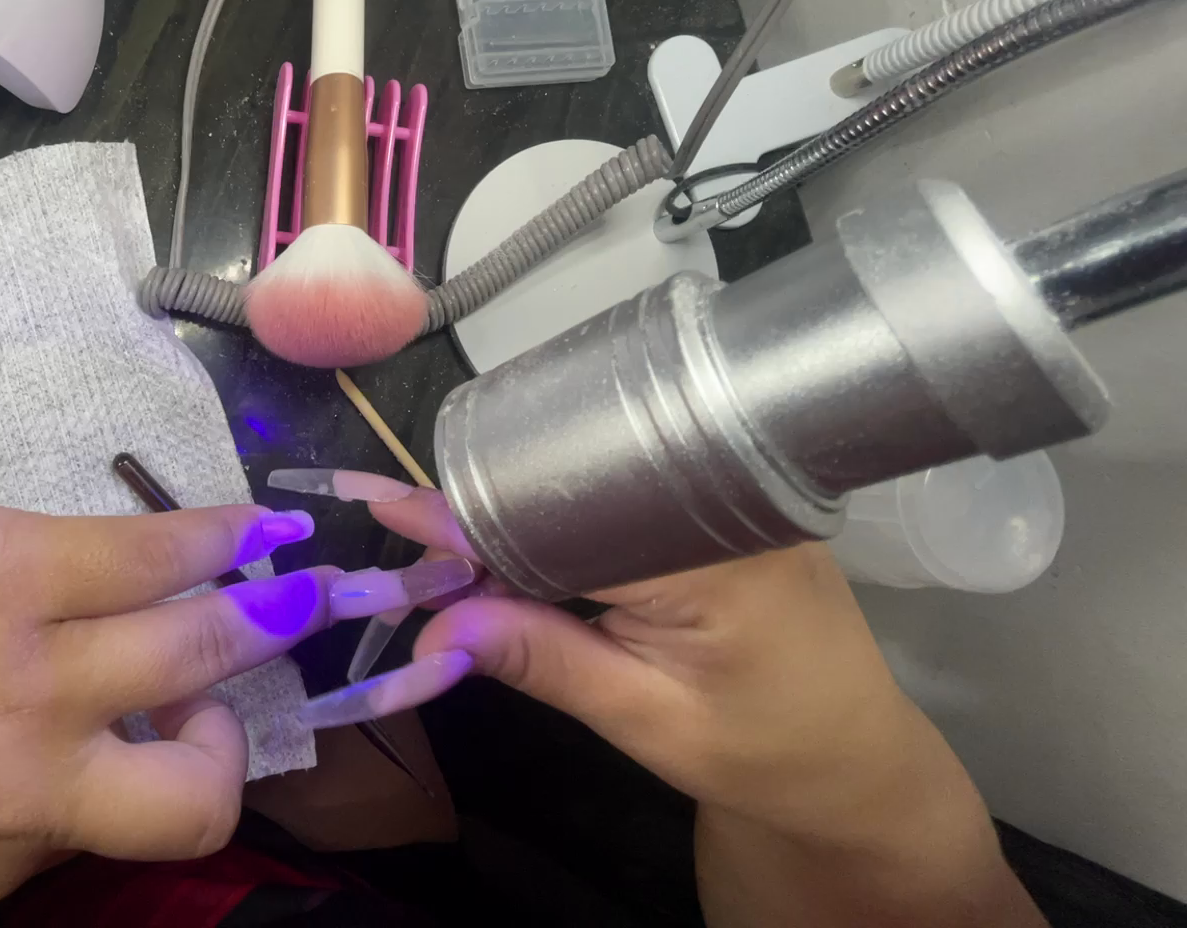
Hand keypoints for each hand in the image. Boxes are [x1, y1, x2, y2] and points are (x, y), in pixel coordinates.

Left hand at [0, 493, 344, 923]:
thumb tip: (76, 740)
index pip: (138, 824)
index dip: (173, 772)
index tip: (174, 728)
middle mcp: (40, 766)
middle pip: (200, 762)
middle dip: (245, 710)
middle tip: (269, 653)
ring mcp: (32, 652)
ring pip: (197, 634)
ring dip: (261, 610)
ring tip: (297, 576)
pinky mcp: (13, 556)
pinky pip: (151, 547)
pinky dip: (218, 533)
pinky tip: (256, 521)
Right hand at [367, 489, 1045, 927]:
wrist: (859, 765)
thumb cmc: (765, 753)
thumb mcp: (645, 720)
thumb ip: (541, 661)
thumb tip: (431, 633)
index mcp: (709, 552)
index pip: (559, 510)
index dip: (469, 515)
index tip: (392, 512)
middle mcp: (715, 501)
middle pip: (560, 487)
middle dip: (475, 521)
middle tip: (417, 563)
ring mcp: (715, 499)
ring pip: (574, 492)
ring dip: (507, 528)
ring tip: (452, 567)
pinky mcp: (702, 510)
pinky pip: (600, 505)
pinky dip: (545, 534)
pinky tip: (510, 564)